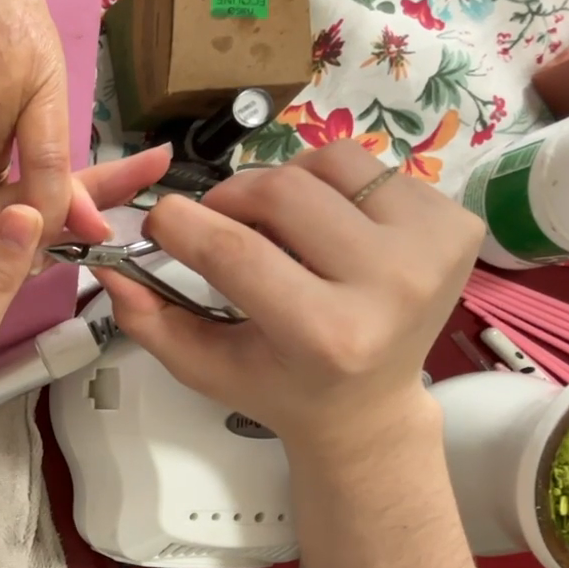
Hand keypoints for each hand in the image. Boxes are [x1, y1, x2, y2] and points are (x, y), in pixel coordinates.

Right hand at [101, 140, 484, 458]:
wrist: (367, 404)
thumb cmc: (272, 386)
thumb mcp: (198, 366)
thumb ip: (146, 319)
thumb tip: (108, 263)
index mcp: (323, 334)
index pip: (236, 254)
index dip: (180, 225)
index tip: (155, 221)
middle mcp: (392, 285)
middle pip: (282, 194)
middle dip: (226, 198)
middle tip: (210, 222)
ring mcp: (436, 247)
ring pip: (327, 163)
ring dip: (279, 184)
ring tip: (268, 224)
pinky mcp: (460, 223)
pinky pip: (370, 167)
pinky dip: (326, 185)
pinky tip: (319, 226)